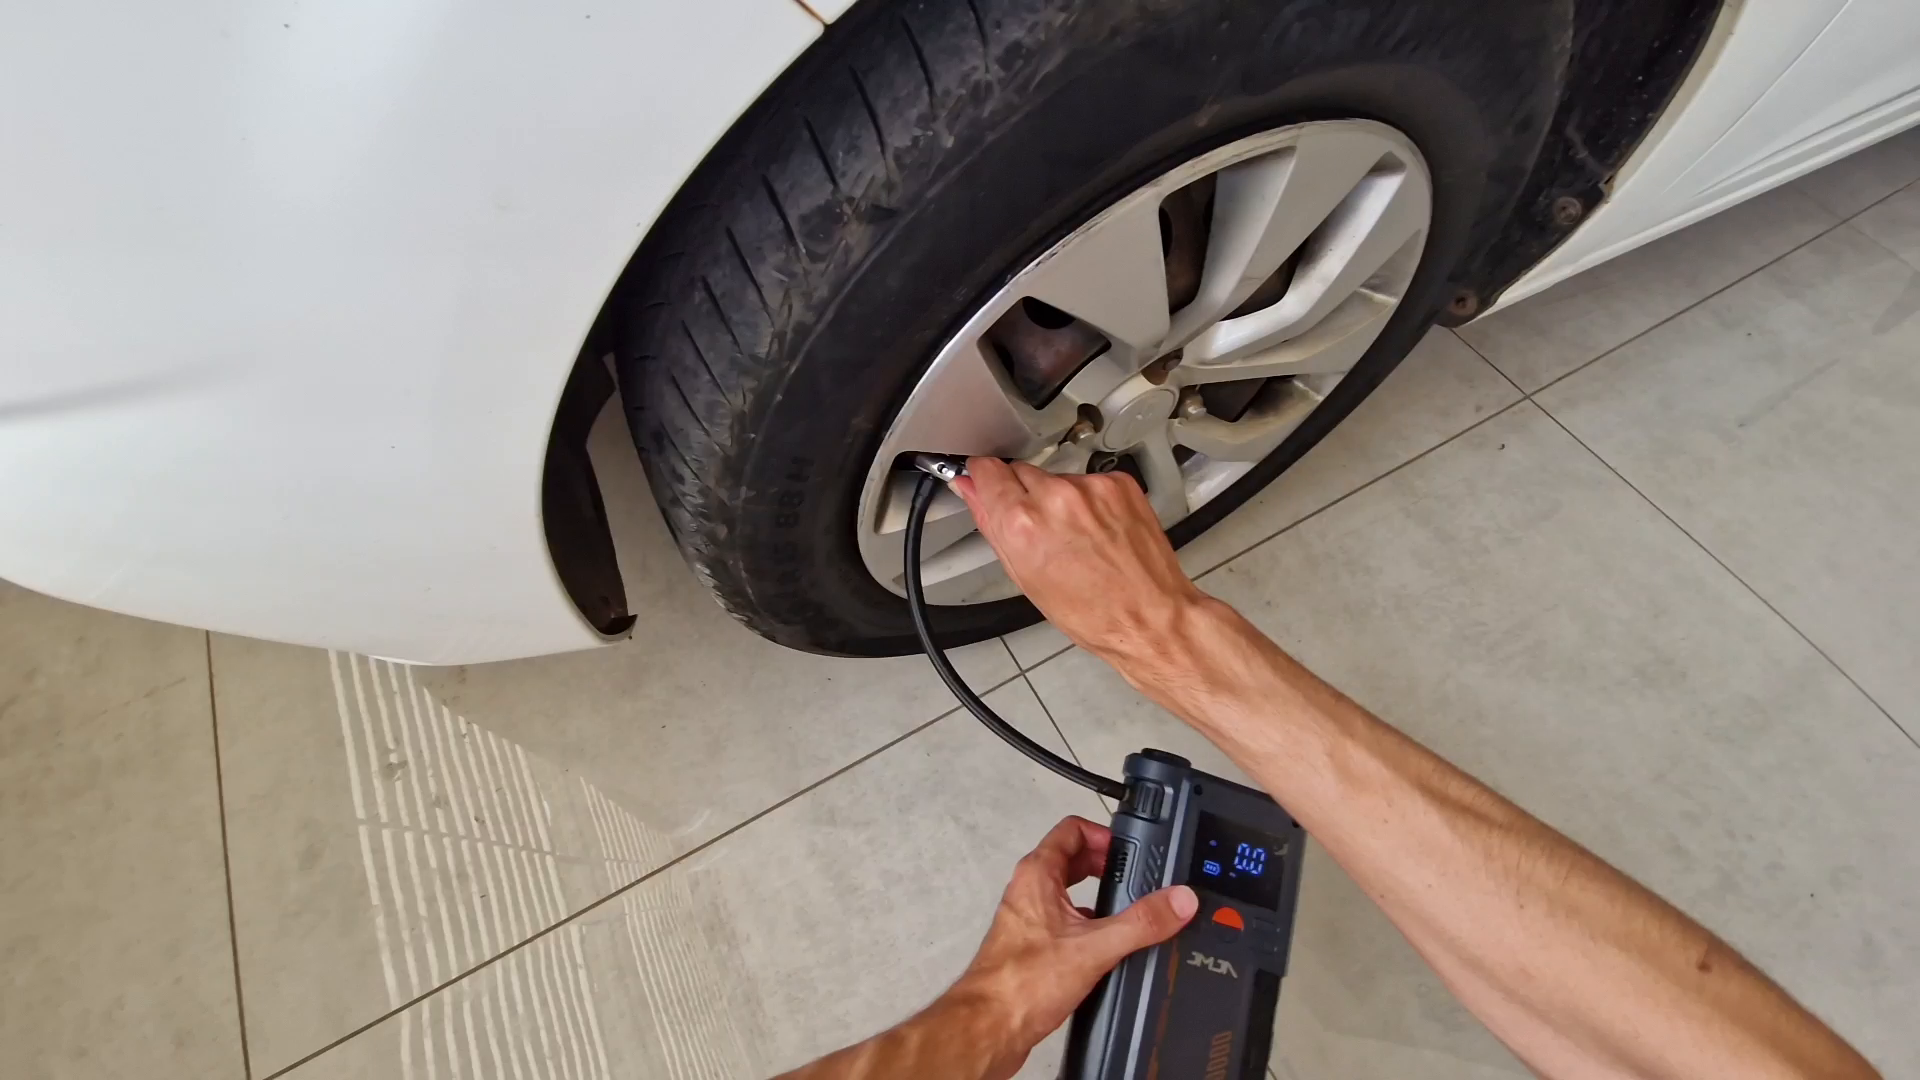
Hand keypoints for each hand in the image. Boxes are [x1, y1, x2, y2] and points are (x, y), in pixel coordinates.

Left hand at [945, 816, 1197, 1074]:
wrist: (991, 1024)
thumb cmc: (1022, 981)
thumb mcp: (1095, 946)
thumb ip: (1140, 923)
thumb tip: (1177, 901)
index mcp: (1038, 873)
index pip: (1072, 829)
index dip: (1102, 833)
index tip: (1128, 848)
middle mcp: (1029, 888)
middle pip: (1070, 857)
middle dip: (1103, 862)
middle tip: (1132, 875)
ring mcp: (1028, 914)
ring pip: (1066, 888)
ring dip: (1094, 890)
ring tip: (1123, 904)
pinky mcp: (1031, 942)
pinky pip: (1062, 916)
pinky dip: (1084, 919)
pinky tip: (1103, 941)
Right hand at [953, 458, 1209, 663]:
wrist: (1150, 617)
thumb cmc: (1091, 613)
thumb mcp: (1023, 577)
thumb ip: (991, 524)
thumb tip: (971, 492)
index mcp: (1023, 523)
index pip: (986, 470)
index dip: (983, 479)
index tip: (986, 484)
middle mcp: (1056, 497)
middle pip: (1020, 471)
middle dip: (1023, 495)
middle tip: (1040, 531)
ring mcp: (1091, 487)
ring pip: (1055, 477)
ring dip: (1058, 499)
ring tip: (1076, 538)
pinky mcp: (1119, 483)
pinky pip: (1088, 481)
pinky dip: (1089, 500)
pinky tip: (1098, 530)